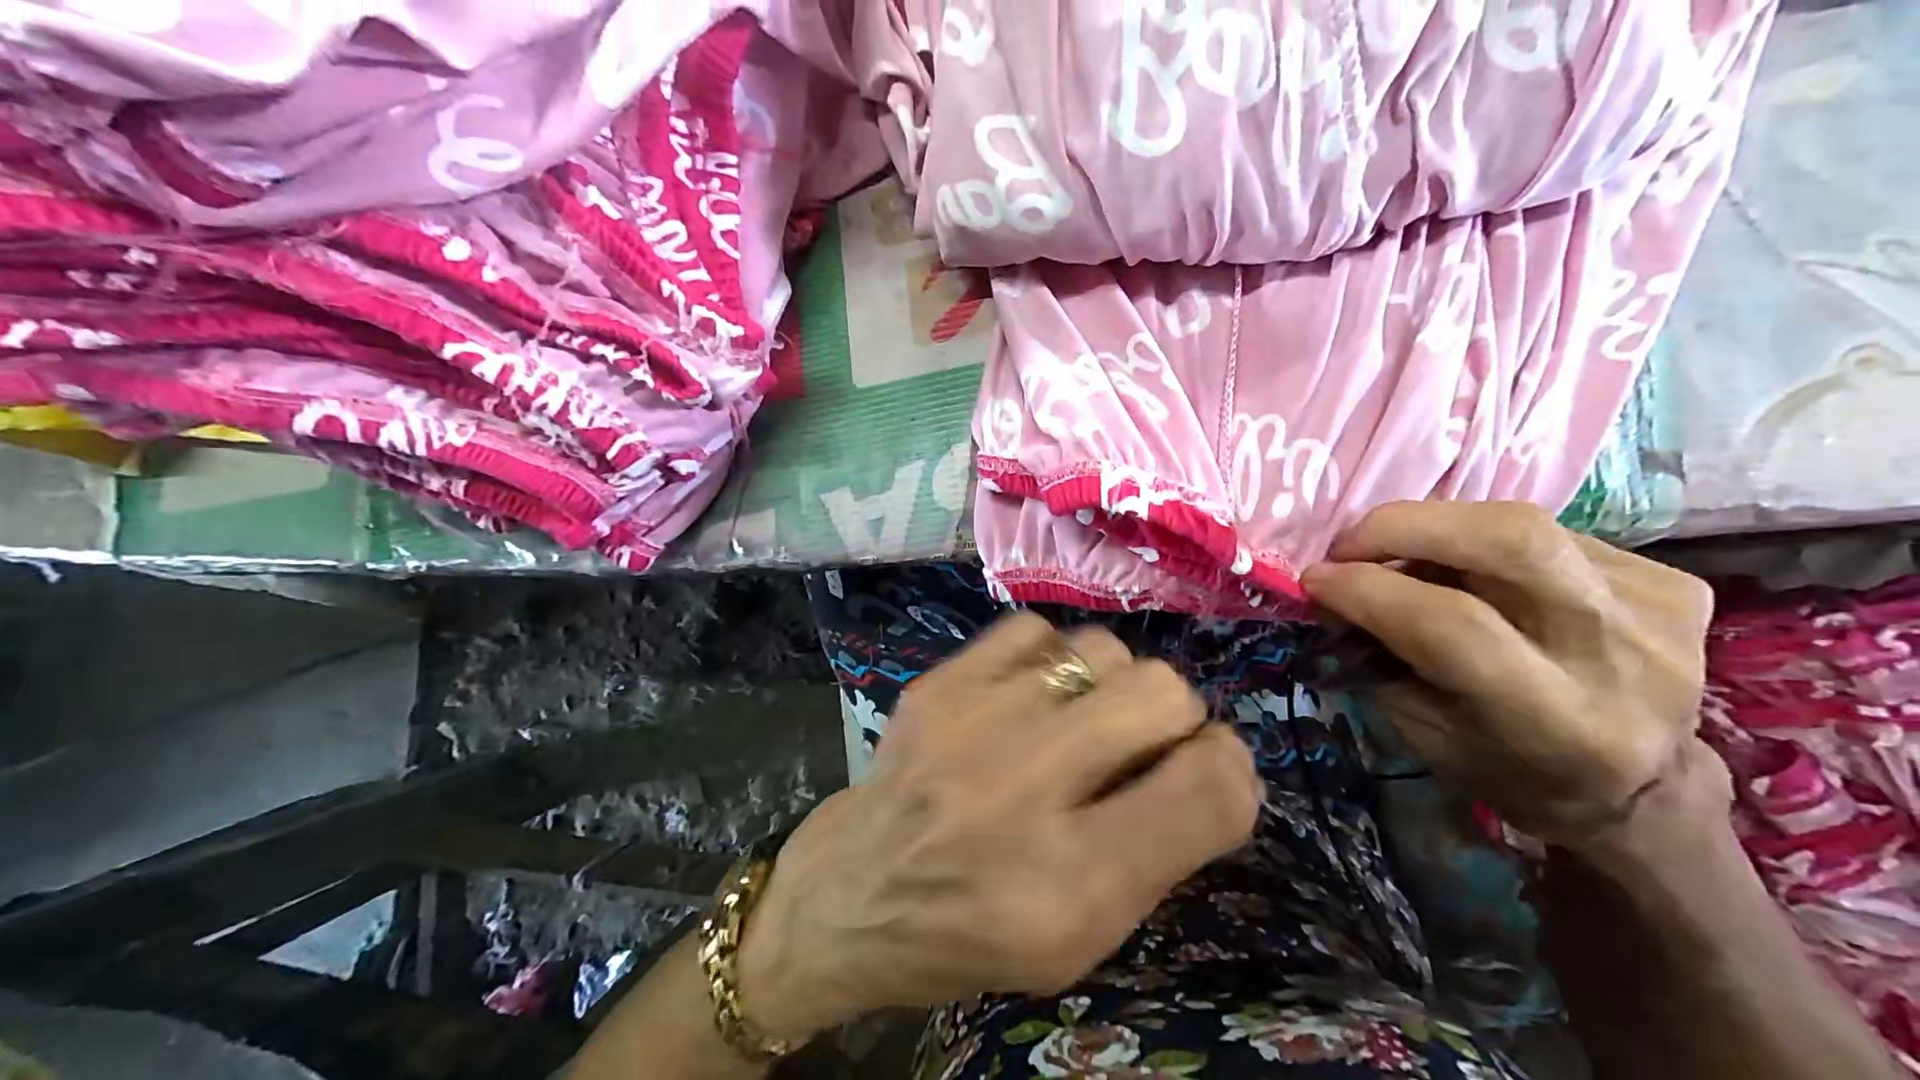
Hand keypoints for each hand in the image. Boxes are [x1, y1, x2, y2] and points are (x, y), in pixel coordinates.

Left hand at [733, 614, 1260, 1039]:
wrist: (851, 894)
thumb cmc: (974, 930)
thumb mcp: (1082, 936)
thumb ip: (1161, 849)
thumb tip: (1217, 759)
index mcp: (1073, 884)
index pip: (1208, 790)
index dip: (1231, 772)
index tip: (1207, 772)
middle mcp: (1023, 790)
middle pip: (1162, 692)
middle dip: (1175, 719)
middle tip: (1141, 746)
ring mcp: (972, 723)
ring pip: (1102, 649)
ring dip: (1111, 686)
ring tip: (1081, 720)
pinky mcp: (937, 684)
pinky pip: (1036, 630)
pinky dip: (1050, 660)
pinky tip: (1032, 697)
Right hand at [1300, 501, 1720, 851]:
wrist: (1641, 789)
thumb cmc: (1509, 772)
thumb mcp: (1425, 734)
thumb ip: (1381, 658)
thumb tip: (1335, 588)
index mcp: (1554, 720)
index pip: (1453, 625)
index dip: (1370, 590)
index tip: (1314, 579)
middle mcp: (1619, 658)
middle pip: (1512, 542)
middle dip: (1406, 525)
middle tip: (1349, 540)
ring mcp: (1657, 613)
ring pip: (1526, 526)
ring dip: (1437, 529)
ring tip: (1397, 552)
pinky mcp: (1674, 585)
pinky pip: (1553, 536)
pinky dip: (1486, 543)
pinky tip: (1471, 570)